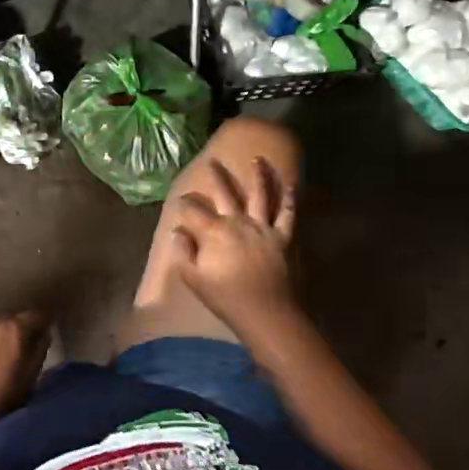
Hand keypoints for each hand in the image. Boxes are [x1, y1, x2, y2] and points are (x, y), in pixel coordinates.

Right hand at [171, 158, 300, 341]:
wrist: (265, 312)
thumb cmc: (227, 299)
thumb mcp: (195, 280)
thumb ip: (183, 253)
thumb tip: (176, 231)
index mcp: (215, 232)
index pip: (194, 210)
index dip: (185, 202)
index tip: (181, 199)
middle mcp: (239, 221)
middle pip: (226, 192)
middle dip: (217, 176)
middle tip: (212, 161)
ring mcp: (263, 226)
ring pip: (260, 194)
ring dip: (258, 174)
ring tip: (258, 158)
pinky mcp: (283, 236)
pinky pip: (288, 213)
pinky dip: (290, 198)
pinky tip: (292, 184)